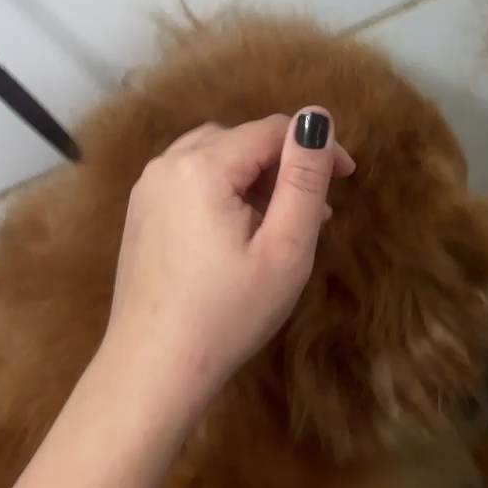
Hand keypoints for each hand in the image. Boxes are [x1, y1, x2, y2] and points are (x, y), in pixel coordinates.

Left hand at [103, 109, 354, 417]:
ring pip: (215, 156)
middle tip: (314, 211)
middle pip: (241, 140)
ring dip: (254, 176)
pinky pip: (191, 179)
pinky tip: (239, 233)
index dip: (315, 147)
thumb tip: (316, 117)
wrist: (153, 371)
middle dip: (283, 165)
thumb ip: (304, 178)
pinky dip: (223, 190)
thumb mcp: (285, 248)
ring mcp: (147, 189)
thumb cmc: (228, 313)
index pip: (272, 130)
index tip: (347, 178)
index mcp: (202, 166)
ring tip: (280, 223)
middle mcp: (167, 164)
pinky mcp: (140, 213)